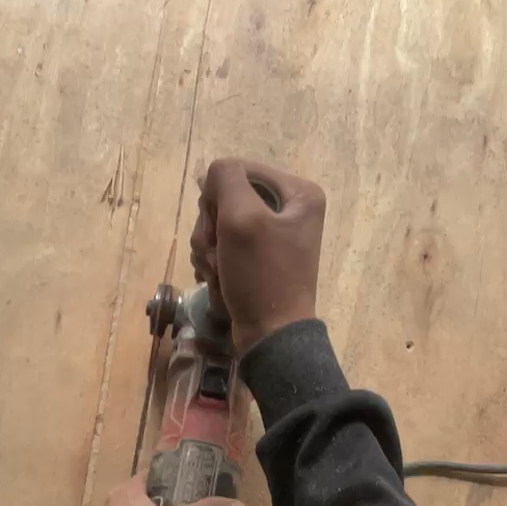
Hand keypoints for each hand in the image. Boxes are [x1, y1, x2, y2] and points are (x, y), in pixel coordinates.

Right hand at [189, 157, 326, 353]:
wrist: (270, 335)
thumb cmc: (262, 276)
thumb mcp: (242, 218)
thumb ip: (225, 179)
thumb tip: (210, 176)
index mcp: (298, 192)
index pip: (237, 170)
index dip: (216, 196)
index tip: (218, 226)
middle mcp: (288, 210)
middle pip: (226, 200)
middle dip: (212, 228)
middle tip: (218, 254)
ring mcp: (271, 237)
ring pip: (217, 225)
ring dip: (208, 250)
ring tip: (218, 272)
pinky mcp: (255, 260)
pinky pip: (221, 248)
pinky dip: (213, 265)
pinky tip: (218, 281)